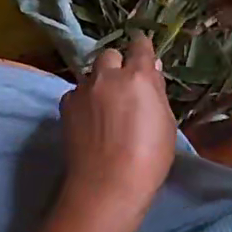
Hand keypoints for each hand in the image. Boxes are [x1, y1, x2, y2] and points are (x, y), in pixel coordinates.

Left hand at [59, 32, 177, 211]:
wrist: (107, 185)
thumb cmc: (149, 158)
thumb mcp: (166, 124)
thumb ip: (157, 93)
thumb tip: (152, 71)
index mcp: (139, 76)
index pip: (140, 46)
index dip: (142, 49)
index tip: (143, 57)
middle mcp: (108, 76)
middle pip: (110, 55)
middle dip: (116, 65)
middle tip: (123, 86)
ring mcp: (83, 90)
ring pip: (90, 74)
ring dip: (98, 82)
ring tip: (104, 106)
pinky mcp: (65, 106)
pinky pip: (76, 93)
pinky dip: (83, 100)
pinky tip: (89, 120)